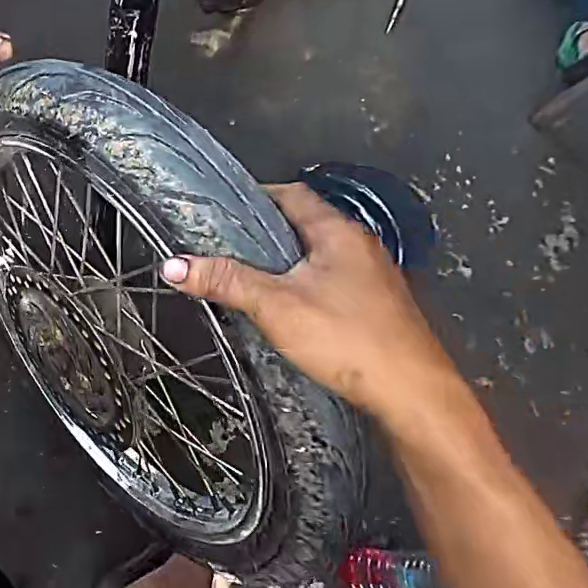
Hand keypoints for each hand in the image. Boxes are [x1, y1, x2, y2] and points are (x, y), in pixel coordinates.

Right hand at [159, 183, 461, 417]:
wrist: (411, 392)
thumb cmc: (350, 341)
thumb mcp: (276, 306)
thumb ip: (226, 281)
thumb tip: (175, 266)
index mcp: (338, 233)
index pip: (292, 195)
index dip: (257, 196)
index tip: (226, 208)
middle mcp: (359, 247)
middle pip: (304, 225)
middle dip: (265, 233)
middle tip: (228, 246)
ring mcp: (371, 278)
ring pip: (318, 256)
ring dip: (285, 262)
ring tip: (250, 277)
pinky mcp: (374, 306)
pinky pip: (331, 282)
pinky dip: (303, 285)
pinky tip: (287, 308)